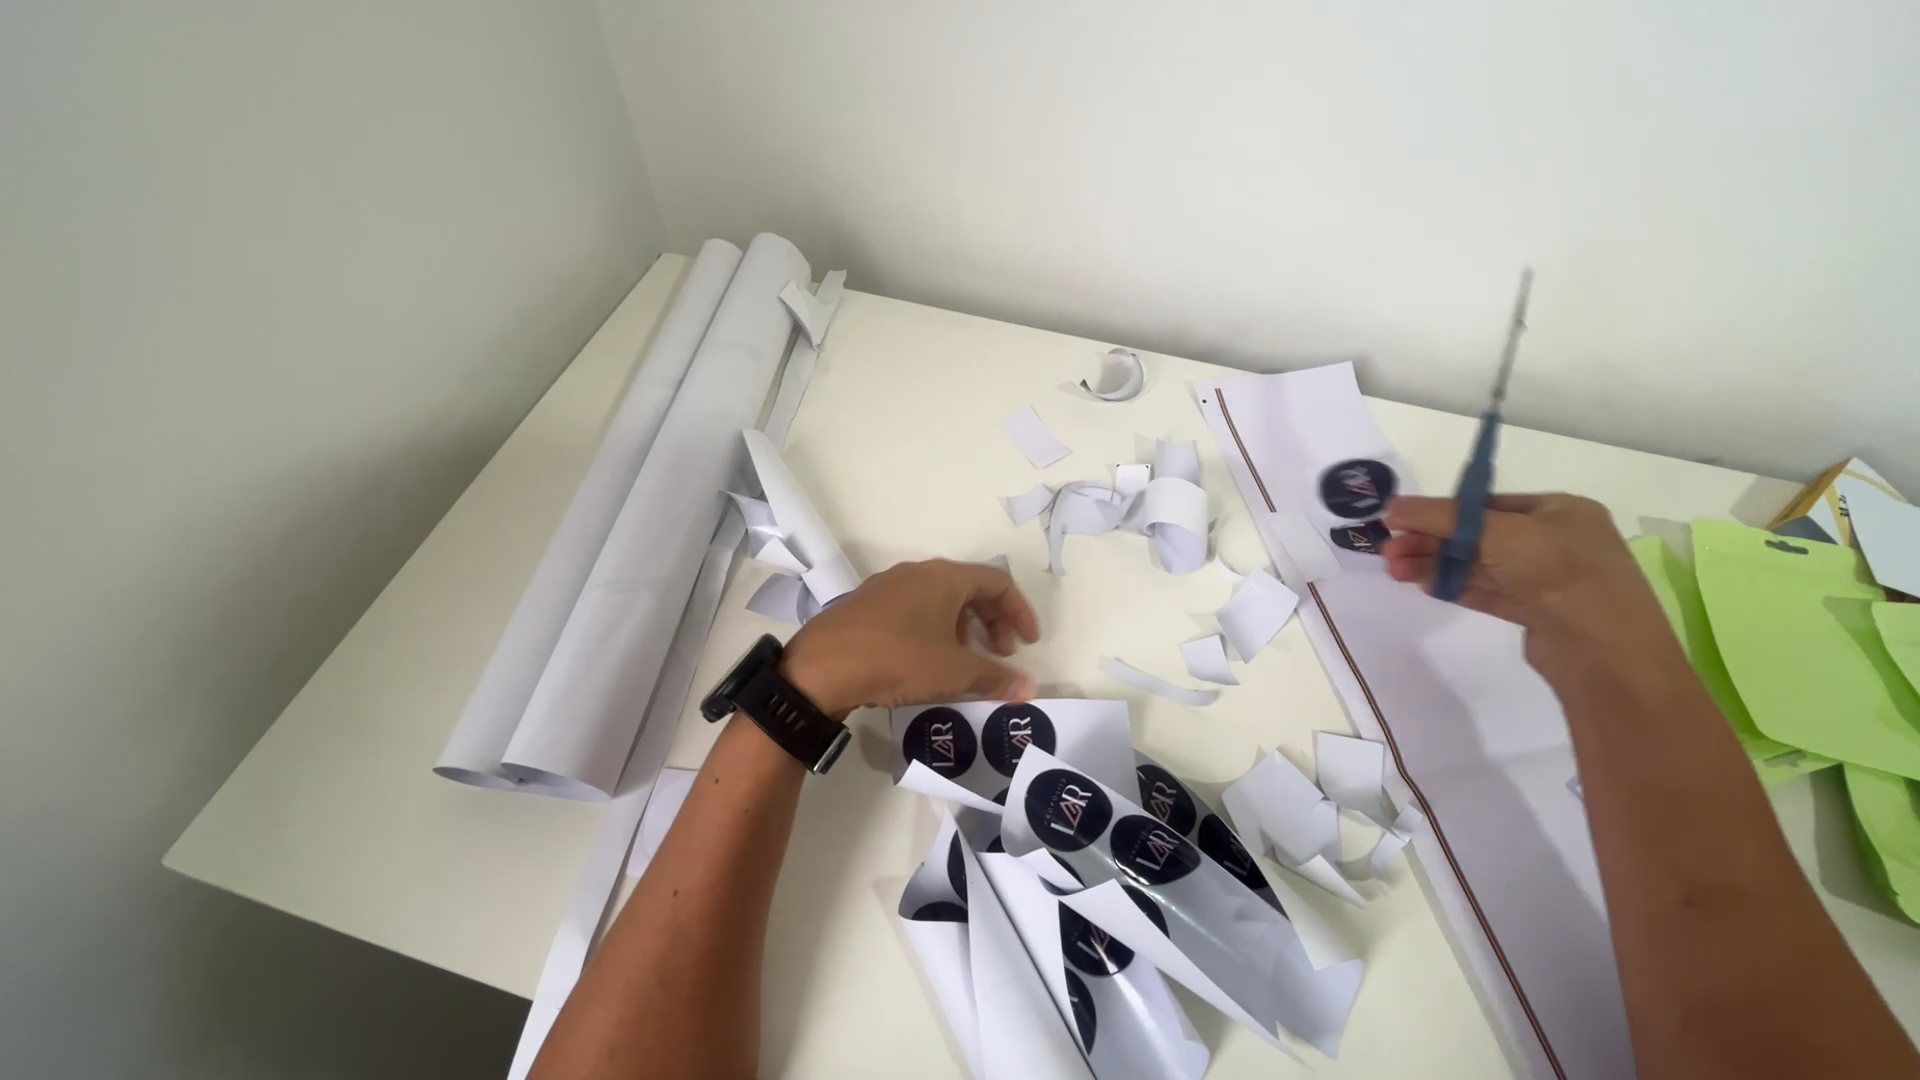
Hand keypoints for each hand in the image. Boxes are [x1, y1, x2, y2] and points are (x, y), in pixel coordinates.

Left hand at [778, 559, 1040, 715]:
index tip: (1029, 643)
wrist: (821, 668)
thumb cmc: (898, 659)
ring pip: (939, 600)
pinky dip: (934, 630)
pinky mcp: (866, 606)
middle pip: (969, 589)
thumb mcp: (954, 672)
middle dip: (992, 622)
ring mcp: (887, 587)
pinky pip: (913, 610)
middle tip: (1001, 655)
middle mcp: (917, 573)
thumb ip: (995, 678)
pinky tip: (927, 662)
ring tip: (966, 663)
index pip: (997, 582)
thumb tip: (1028, 689)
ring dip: (963, 628)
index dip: (1020, 611)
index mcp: (944, 577)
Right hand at [1381, 493, 1671, 665]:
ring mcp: (1546, 578)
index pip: (1487, 503)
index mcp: (1560, 510)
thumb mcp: (1497, 532)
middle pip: (1477, 535)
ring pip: (1477, 565)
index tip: (1399, 522)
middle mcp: (1555, 540)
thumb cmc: (1559, 572)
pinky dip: (1454, 586)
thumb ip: (1440, 517)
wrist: (1602, 649)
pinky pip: (1486, 592)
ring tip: (1394, 572)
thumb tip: (1390, 506)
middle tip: (1389, 552)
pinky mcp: (1535, 611)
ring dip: (1434, 565)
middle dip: (1430, 542)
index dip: (1440, 512)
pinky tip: (1424, 586)